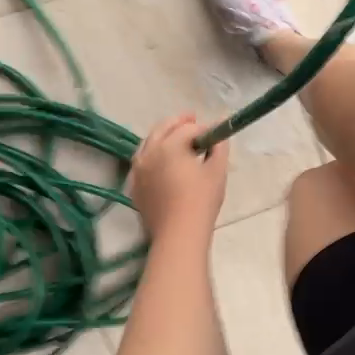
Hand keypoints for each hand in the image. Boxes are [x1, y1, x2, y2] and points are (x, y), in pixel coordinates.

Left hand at [129, 116, 229, 236]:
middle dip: (179, 123)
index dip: (203, 128)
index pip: (188, 128)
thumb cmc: (202, 200)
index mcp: (170, 145)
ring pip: (148, 143)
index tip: (215, 134)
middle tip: (193, 120)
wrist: (178, 234)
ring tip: (176, 140)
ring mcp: (138, 170)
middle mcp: (149, 152)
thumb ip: (219, 146)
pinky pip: (142, 162)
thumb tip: (219, 131)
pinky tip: (162, 163)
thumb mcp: (217, 170)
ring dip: (162, 137)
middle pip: (162, 128)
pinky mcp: (134, 186)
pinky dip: (152, 155)